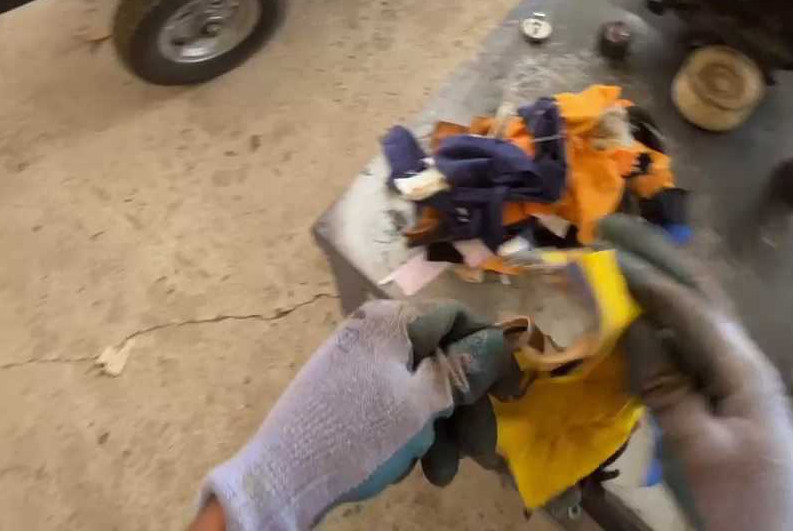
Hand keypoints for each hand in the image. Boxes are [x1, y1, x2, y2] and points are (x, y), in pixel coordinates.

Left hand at [199, 300, 519, 530]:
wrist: (282, 476)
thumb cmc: (359, 433)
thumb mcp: (423, 403)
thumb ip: (465, 369)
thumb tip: (499, 339)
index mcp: (392, 320)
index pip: (456, 316)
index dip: (489, 350)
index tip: (510, 392)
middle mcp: (375, 330)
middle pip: (440, 357)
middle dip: (464, 407)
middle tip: (480, 451)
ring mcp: (357, 361)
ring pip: (418, 386)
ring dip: (440, 429)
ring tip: (440, 474)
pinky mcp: (345, 390)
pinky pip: (393, 400)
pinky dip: (409, 430)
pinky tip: (408, 466)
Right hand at [596, 215, 792, 530]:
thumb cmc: (748, 509)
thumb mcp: (701, 454)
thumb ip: (666, 387)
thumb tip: (631, 324)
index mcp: (741, 366)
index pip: (686, 303)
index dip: (643, 272)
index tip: (600, 246)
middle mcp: (741, 355)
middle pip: (696, 288)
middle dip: (653, 251)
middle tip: (606, 224)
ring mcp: (736, 371)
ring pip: (692, 307)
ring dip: (655, 273)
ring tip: (615, 250)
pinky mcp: (725, 389)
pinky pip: (687, 335)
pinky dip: (657, 310)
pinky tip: (633, 307)